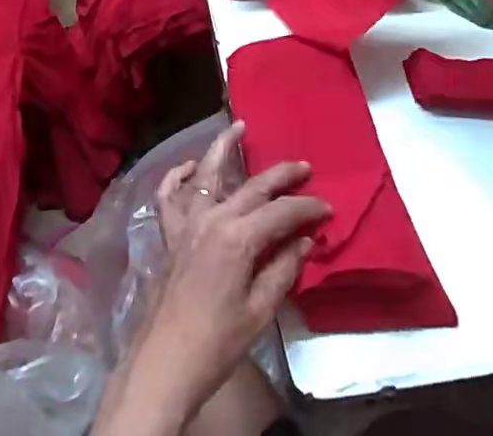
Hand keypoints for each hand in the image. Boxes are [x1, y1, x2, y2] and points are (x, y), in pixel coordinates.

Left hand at [130, 155, 327, 420]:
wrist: (165, 366)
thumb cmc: (217, 342)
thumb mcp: (260, 310)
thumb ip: (284, 268)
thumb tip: (305, 240)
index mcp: (237, 238)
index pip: (282, 212)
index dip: (307, 208)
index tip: (328, 209)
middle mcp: (212, 220)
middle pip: (253, 187)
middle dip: (282, 175)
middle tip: (305, 167)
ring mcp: (187, 225)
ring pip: (207, 175)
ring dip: (223, 148)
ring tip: (238, 126)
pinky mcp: (171, 237)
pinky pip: (169, 198)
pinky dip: (178, 177)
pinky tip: (191, 166)